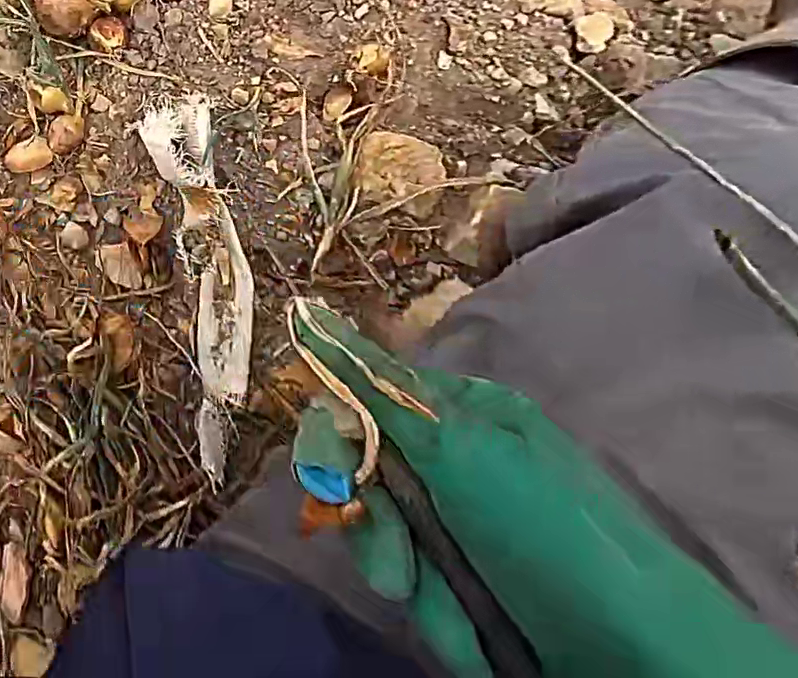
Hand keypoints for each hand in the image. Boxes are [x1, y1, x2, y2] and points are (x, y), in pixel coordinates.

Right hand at [290, 299, 797, 677]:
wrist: (647, 667)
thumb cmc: (547, 533)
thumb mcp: (456, 447)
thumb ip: (373, 383)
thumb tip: (306, 311)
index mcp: (456, 412)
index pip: (354, 397)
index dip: (332, 435)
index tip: (330, 477)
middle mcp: (448, 455)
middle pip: (353, 459)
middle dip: (360, 508)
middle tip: (378, 548)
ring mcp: (452, 515)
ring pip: (370, 516)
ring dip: (386, 556)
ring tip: (416, 590)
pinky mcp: (457, 571)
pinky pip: (401, 564)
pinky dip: (420, 596)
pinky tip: (449, 613)